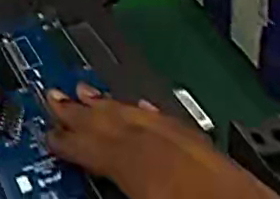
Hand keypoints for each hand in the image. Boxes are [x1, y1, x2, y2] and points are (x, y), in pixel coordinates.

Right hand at [43, 85, 270, 198]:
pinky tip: (147, 109)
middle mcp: (183, 162)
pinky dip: (158, 117)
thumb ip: (127, 193)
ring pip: (153, 123)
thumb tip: (100, 184)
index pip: (108, 152)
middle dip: (88, 112)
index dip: (73, 141)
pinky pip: (185, 131)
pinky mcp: (233, 170)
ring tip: (88, 92)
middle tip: (54, 94)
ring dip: (116, 108)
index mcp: (160, 181)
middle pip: (126, 128)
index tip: (46, 133)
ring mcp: (211, 162)